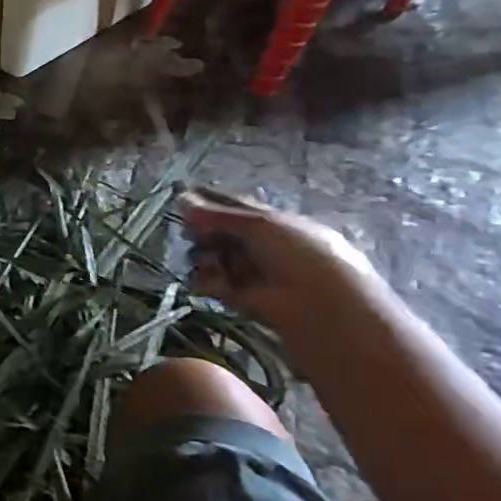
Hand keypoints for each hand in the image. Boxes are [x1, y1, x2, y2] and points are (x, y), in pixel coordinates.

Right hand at [176, 187, 386, 332]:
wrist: (320, 306)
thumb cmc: (302, 256)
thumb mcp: (262, 225)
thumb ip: (218, 213)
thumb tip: (180, 198)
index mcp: (272, 224)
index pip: (233, 207)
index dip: (207, 200)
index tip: (180, 194)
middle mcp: (256, 244)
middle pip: (212, 230)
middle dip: (200, 229)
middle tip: (194, 232)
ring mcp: (243, 268)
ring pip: (204, 253)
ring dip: (202, 254)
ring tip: (212, 261)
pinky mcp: (231, 292)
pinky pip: (204, 278)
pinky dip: (205, 277)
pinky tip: (216, 279)